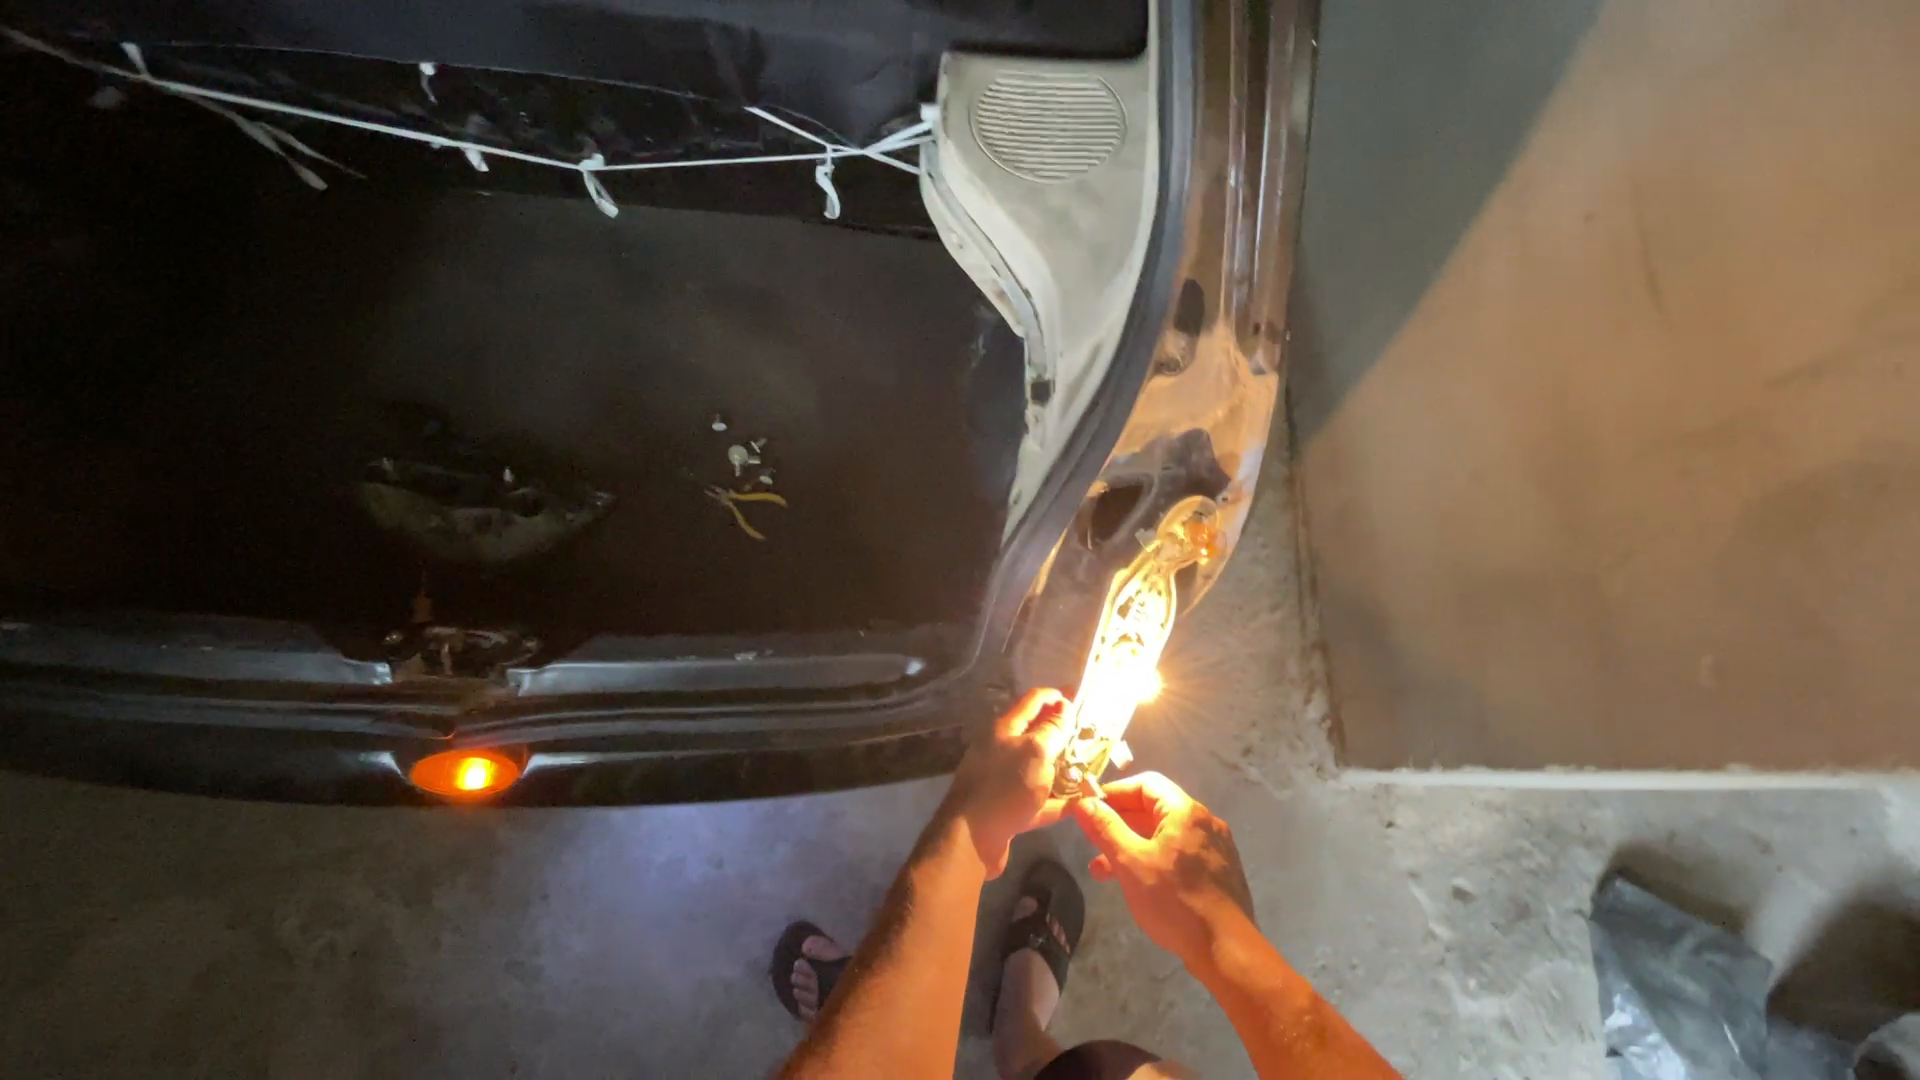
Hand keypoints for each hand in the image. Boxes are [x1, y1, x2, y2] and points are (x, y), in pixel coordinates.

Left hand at [940, 688, 1071, 877]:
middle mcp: (1001, 749)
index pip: (1033, 701)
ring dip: (1061, 768)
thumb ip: (1052, 729)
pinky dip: (1056, 800)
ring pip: (1037, 767)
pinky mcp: (1006, 808)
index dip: (1057, 696)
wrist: (971, 838)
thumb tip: (1064, 706)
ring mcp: (1002, 779)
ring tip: (1089, 770)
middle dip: (1061, 733)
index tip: (1080, 699)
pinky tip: (1077, 804)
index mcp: (1005, 728)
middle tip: (1089, 737)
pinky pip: (1036, 799)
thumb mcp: (1036, 752)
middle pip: (1035, 734)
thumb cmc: (1006, 787)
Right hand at [1070, 772, 1254, 966]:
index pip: (1145, 784)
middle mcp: (1205, 822)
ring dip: (1132, 845)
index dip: (1115, 792)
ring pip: (1164, 835)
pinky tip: (1137, 884)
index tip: (1090, 808)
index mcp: (1185, 812)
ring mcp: (1215, 848)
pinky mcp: (1219, 872)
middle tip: (1092, 839)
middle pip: (1154, 809)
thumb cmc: (1174, 901)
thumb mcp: (1130, 862)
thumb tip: (1084, 803)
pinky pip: (1179, 854)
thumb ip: (1105, 828)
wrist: (1227, 951)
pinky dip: (1153, 860)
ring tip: (1102, 872)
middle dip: (1119, 822)